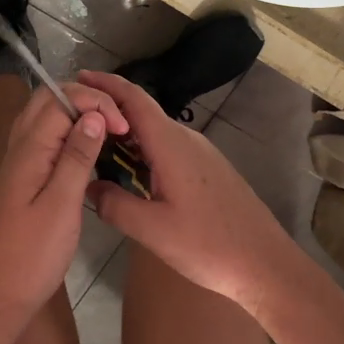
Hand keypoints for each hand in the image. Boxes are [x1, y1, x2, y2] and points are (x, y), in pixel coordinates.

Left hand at [0, 83, 129, 331]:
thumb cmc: (34, 254)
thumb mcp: (62, 206)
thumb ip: (77, 157)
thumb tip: (94, 115)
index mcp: (30, 148)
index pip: (61, 100)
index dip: (95, 103)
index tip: (123, 125)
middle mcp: (19, 145)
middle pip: (49, 98)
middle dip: (84, 98)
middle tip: (116, 119)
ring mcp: (18, 159)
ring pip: (43, 114)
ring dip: (74, 110)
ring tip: (105, 126)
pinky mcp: (22, 174)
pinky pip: (42, 134)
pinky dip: (65, 128)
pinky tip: (84, 147)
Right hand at [77, 71, 298, 311]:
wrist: (267, 264)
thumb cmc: (209, 245)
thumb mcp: (153, 231)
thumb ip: (115, 206)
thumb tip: (88, 187)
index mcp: (170, 143)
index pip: (133, 98)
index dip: (106, 83)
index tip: (79, 78)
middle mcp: (186, 138)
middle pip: (142, 111)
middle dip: (110, 110)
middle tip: (77, 119)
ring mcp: (201, 153)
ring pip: (156, 131)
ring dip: (127, 132)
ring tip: (97, 146)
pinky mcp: (209, 169)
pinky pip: (168, 146)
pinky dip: (144, 148)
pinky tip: (132, 171)